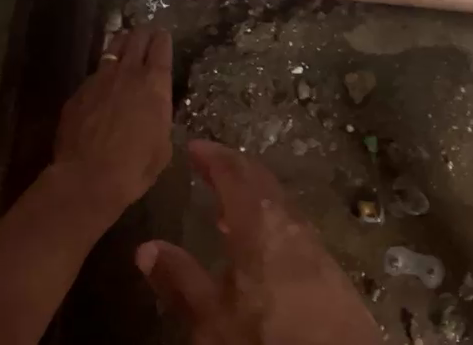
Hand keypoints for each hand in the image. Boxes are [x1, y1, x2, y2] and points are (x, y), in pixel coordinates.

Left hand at [54, 27, 173, 215]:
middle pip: (136, 38)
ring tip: (124, 44)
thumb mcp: (162, 146)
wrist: (88, 177)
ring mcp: (99, 79)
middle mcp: (128, 72)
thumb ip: (160, 119)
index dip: (163, 39)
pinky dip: (102, 74)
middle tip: (146, 33)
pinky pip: (94, 74)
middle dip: (143, 33)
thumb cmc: (135, 167)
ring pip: (112, 48)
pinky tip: (101, 84)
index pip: (161, 47)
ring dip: (121, 44)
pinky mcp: (78, 92)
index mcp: (154, 83)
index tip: (163, 36)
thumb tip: (154, 113)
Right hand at [136, 140, 380, 344]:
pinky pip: (292, 222)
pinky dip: (270, 217)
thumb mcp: (213, 318)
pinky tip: (262, 242)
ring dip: (252, 193)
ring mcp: (312, 241)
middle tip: (209, 162)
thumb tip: (145, 247)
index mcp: (257, 221)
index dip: (212, 157)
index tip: (193, 146)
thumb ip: (180, 280)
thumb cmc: (269, 336)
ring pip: (278, 200)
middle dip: (233, 166)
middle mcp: (288, 220)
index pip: (233, 172)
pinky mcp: (328, 265)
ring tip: (227, 203)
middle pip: (259, 179)